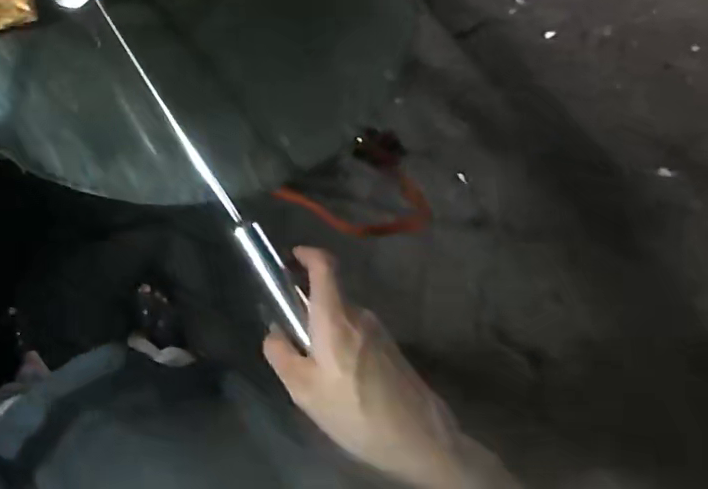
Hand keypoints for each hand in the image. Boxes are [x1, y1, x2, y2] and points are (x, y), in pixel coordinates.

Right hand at [265, 248, 514, 488]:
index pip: (325, 266)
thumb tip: (276, 334)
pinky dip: (345, 349)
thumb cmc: (358, 412)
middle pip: (329, 296)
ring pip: (343, 320)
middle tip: (293, 338)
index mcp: (334, 317)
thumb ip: (278, 352)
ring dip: (327, 333)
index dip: (306, 254)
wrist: (431, 453)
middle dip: (307, 308)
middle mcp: (360, 318)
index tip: (289, 258)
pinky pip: (360, 339)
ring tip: (319, 370)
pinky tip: (345, 384)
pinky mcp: (397, 358)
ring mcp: (383, 338)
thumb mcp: (302, 389)